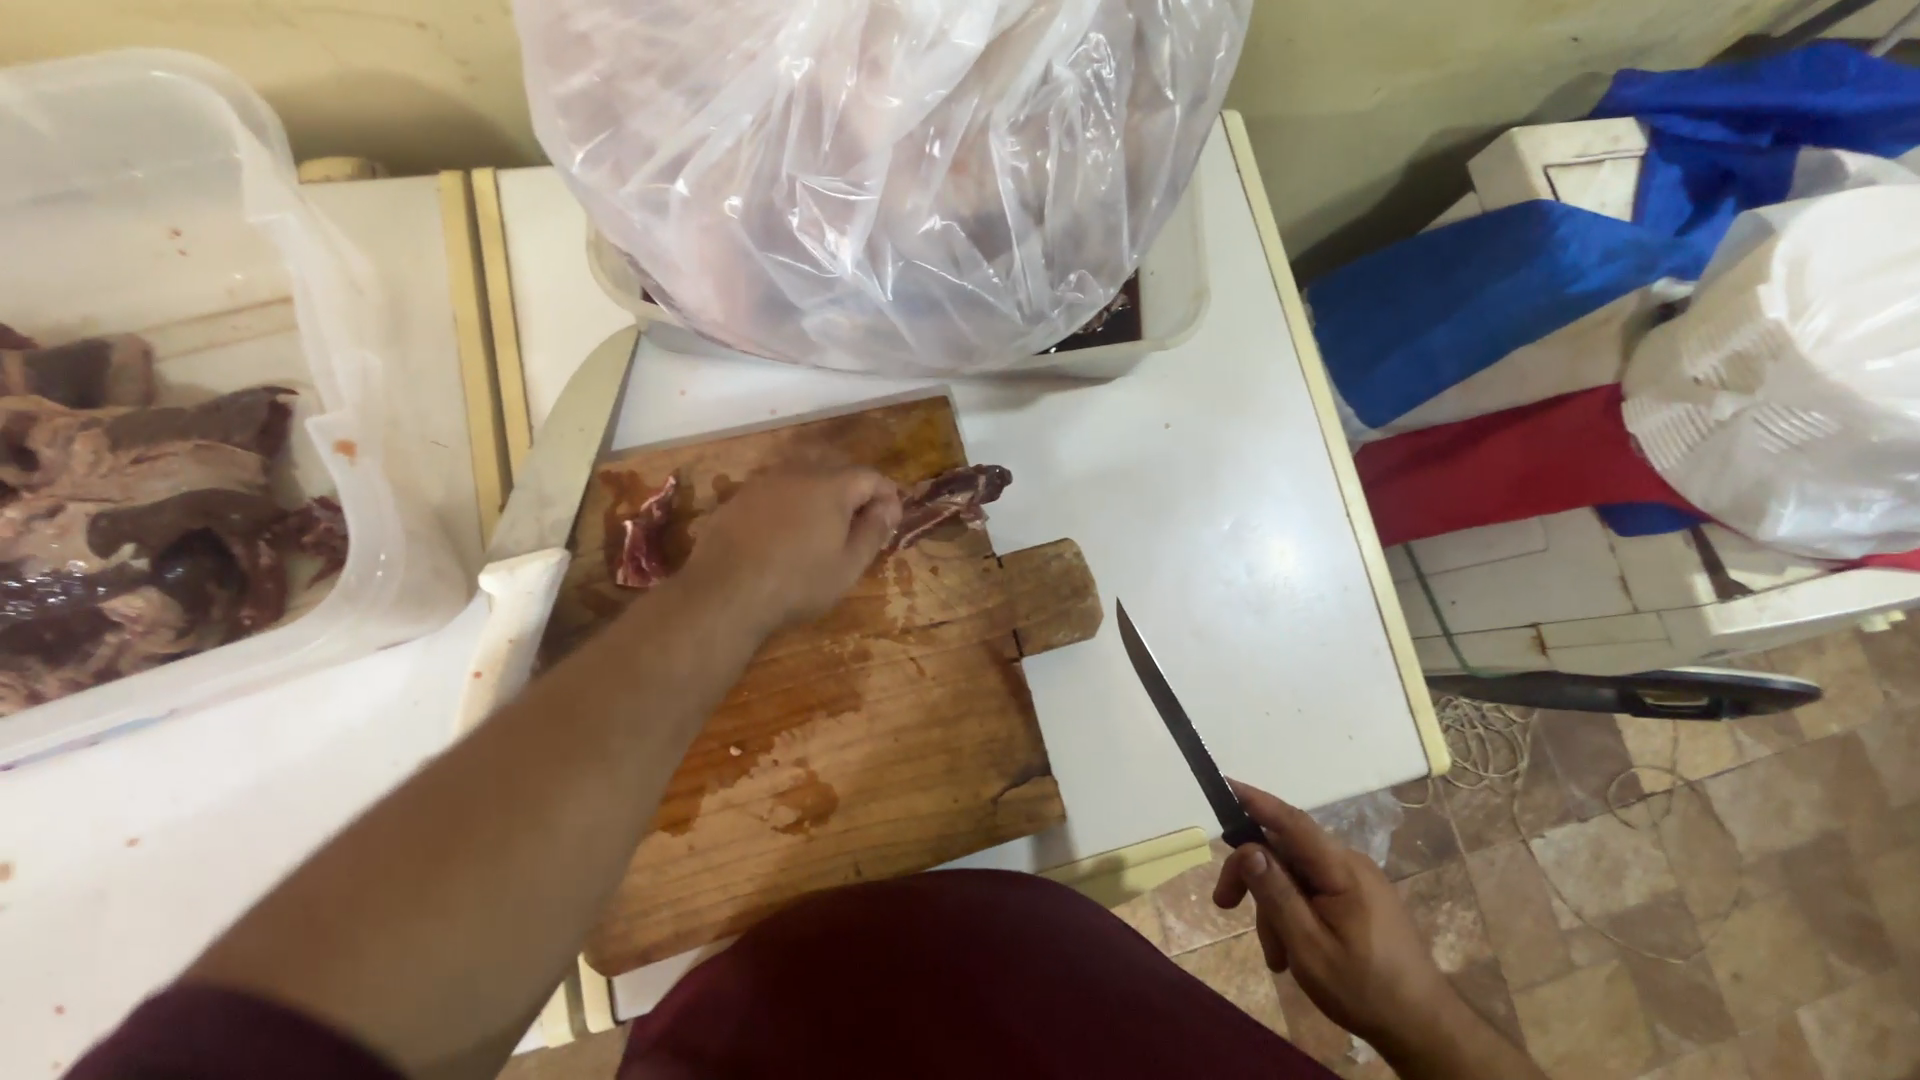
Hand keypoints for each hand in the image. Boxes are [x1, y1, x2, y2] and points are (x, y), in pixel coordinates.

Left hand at [677, 467, 901, 630]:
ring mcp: (762, 483)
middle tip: (860, 525)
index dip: (887, 495)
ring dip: (819, 496)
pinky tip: (784, 535)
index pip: (870, 476)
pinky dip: (788, 506)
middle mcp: (796, 473)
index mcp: (831, 486)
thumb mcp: (848, 566)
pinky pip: (773, 493)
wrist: (725, 593)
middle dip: (854, 492)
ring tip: (822, 529)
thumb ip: (873, 531)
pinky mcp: (736, 499)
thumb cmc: (798, 582)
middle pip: (835, 470)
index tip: (891, 520)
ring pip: (801, 478)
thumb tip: (888, 507)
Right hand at [1211, 780, 1458, 1053]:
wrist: (1424, 1028)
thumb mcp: (1309, 947)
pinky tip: (1292, 952)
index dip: (1257, 801)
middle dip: (1254, 879)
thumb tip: (1248, 848)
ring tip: (1277, 957)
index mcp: (1342, 870)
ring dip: (1275, 909)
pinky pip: (1312, 891)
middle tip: (1224, 906)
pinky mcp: (1359, 899)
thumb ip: (1277, 894)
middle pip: (1285, 852)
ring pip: (1295, 876)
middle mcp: (1350, 865)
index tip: (1225, 784)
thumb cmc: (1365, 989)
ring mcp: (1357, 881)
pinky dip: (1294, 915)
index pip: (1292, 822)